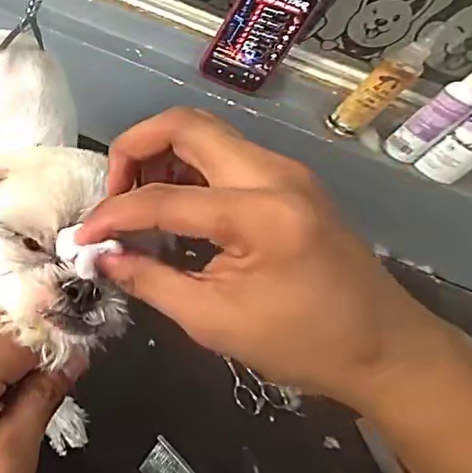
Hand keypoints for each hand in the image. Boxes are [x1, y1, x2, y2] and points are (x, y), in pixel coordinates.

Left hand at [0, 313, 72, 472]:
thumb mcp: (10, 465)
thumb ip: (43, 401)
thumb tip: (74, 356)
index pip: (28, 336)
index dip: (59, 351)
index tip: (76, 373)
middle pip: (12, 321)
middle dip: (37, 349)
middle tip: (46, 393)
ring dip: (18, 351)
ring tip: (18, 397)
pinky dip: (0, 353)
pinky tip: (0, 388)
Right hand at [77, 108, 470, 409]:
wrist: (387, 348)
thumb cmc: (304, 345)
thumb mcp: (215, 322)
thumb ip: (151, 281)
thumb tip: (103, 256)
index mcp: (259, 214)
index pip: (164, 198)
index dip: (114, 214)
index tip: (83, 235)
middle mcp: (274, 174)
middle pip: (186, 124)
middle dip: (135, 149)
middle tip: (114, 194)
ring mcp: (285, 170)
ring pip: (205, 131)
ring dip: (161, 153)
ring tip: (139, 200)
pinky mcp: (288, 179)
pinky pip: (225, 153)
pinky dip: (188, 166)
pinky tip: (175, 204)